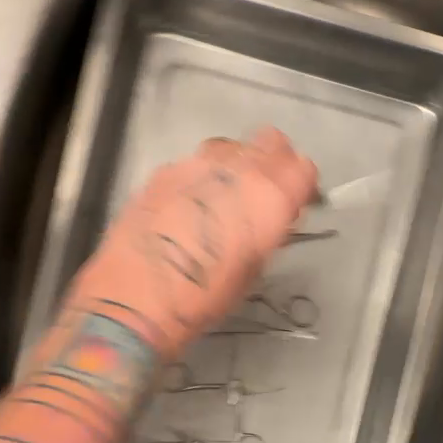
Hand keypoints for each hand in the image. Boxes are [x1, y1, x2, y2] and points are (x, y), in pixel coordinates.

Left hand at [69, 128, 317, 357]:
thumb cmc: (203, 298)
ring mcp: (199, 165)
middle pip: (270, 144)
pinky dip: (199, 177)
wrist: (138, 297)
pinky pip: (194, 163)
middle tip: (261, 192)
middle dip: (272, 163)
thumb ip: (268, 233)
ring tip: (222, 197)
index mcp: (271, 200)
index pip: (304, 169)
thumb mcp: (252, 271)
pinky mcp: (165, 170)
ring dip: (234, 165)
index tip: (294, 201)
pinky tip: (187, 206)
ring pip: (231, 147)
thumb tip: (272, 218)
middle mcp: (239, 172)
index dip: (300, 185)